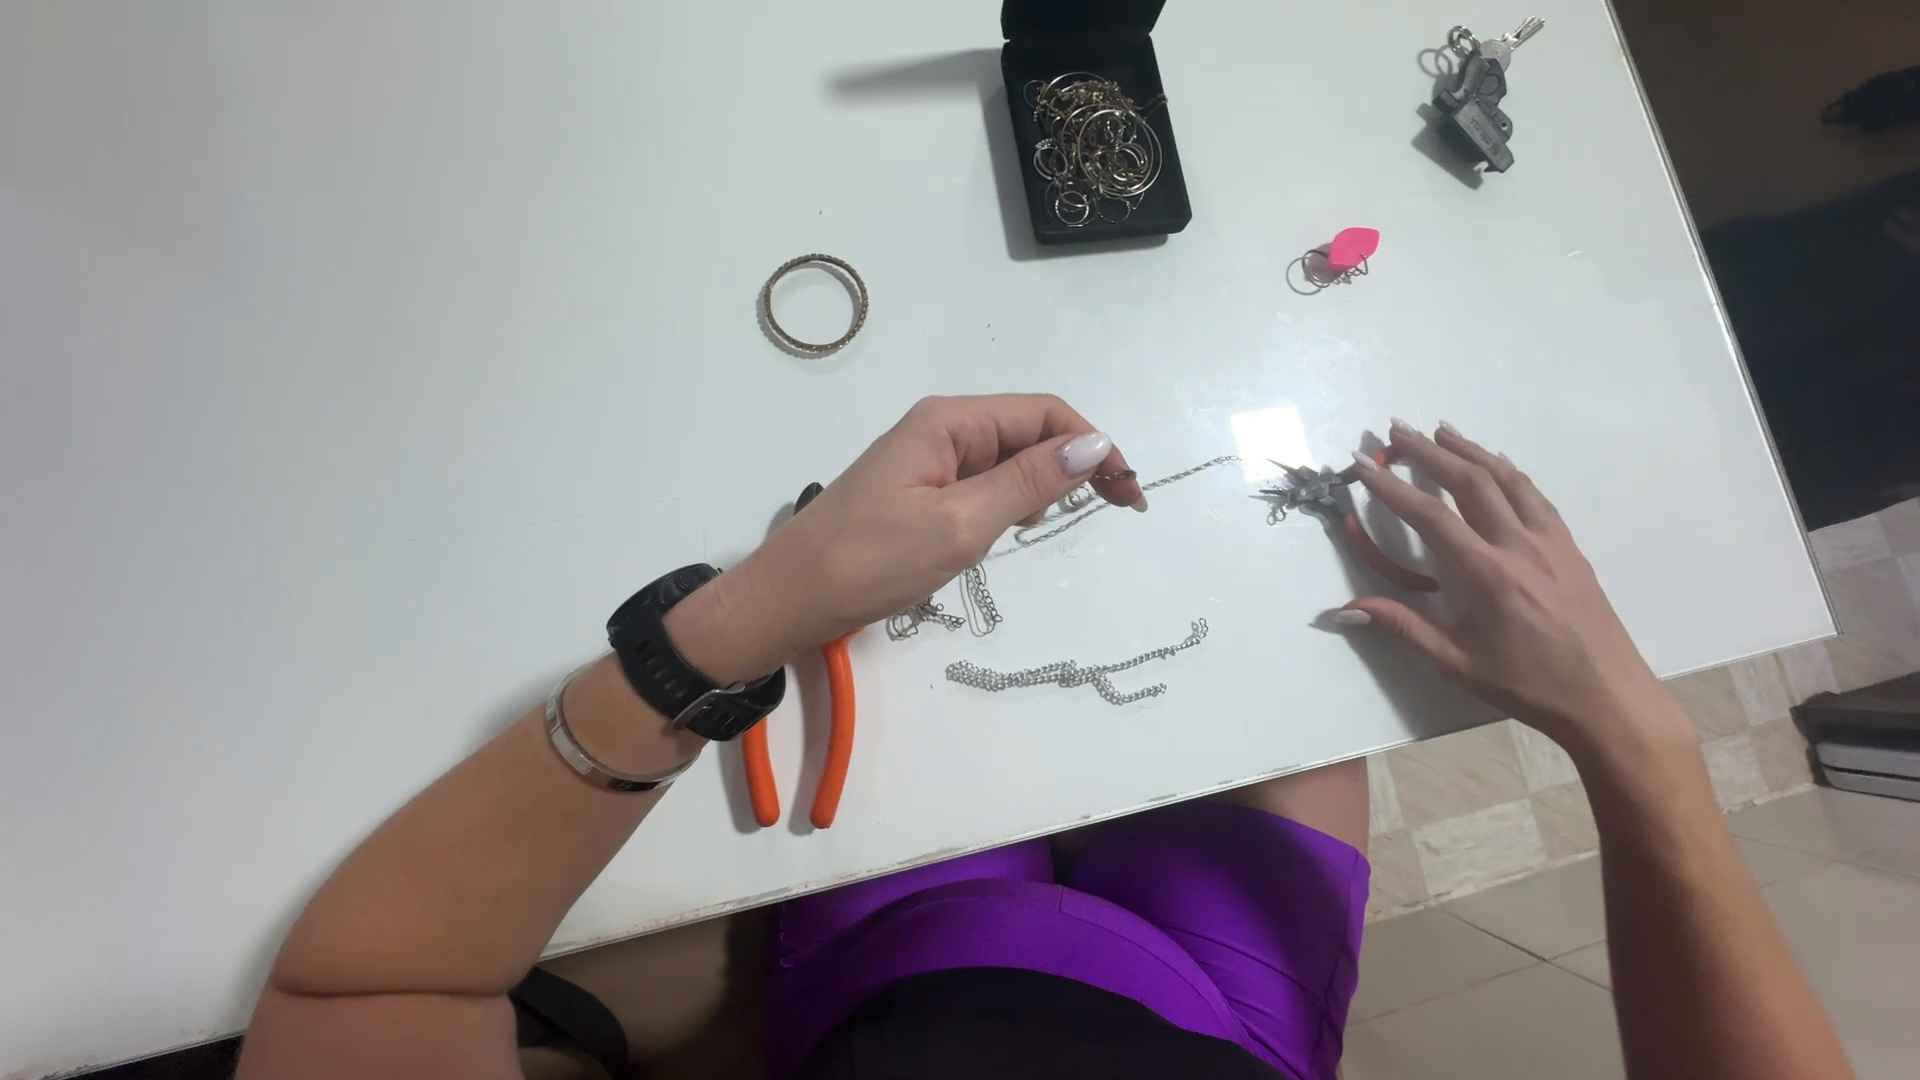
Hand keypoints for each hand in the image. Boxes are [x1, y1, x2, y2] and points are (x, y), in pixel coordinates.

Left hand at [667, 395, 1141, 682]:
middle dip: (1072, 466)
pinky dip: (1004, 508)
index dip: (1094, 446)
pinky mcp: (920, 493)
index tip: (1127, 494)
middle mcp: (941, 429)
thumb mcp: (960, 524)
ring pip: (1007, 462)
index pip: (1043, 415)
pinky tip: (998, 535)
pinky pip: (980, 487)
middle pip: (1028, 433)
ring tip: (1029, 532)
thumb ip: (1029, 482)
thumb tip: (1095, 444)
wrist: (791, 600)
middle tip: (1110, 512)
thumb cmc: (871, 561)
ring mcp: (928, 462)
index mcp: (950, 421)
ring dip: (1037, 490)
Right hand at [1340, 419, 1687, 756]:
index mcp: (1487, 575)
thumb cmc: (1526, 684)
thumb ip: (1401, 628)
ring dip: (1469, 450)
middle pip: (1470, 482)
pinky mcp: (1568, 548)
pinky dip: (1507, 471)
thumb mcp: (1455, 663)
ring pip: (1506, 480)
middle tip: (1395, 429)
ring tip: (1440, 430)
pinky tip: (1494, 463)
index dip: (1391, 487)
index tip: (1361, 462)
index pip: (1430, 516)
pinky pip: (1534, 496)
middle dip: (1428, 452)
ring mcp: (1550, 543)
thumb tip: (1345, 608)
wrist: (1609, 699)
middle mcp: (1520, 547)